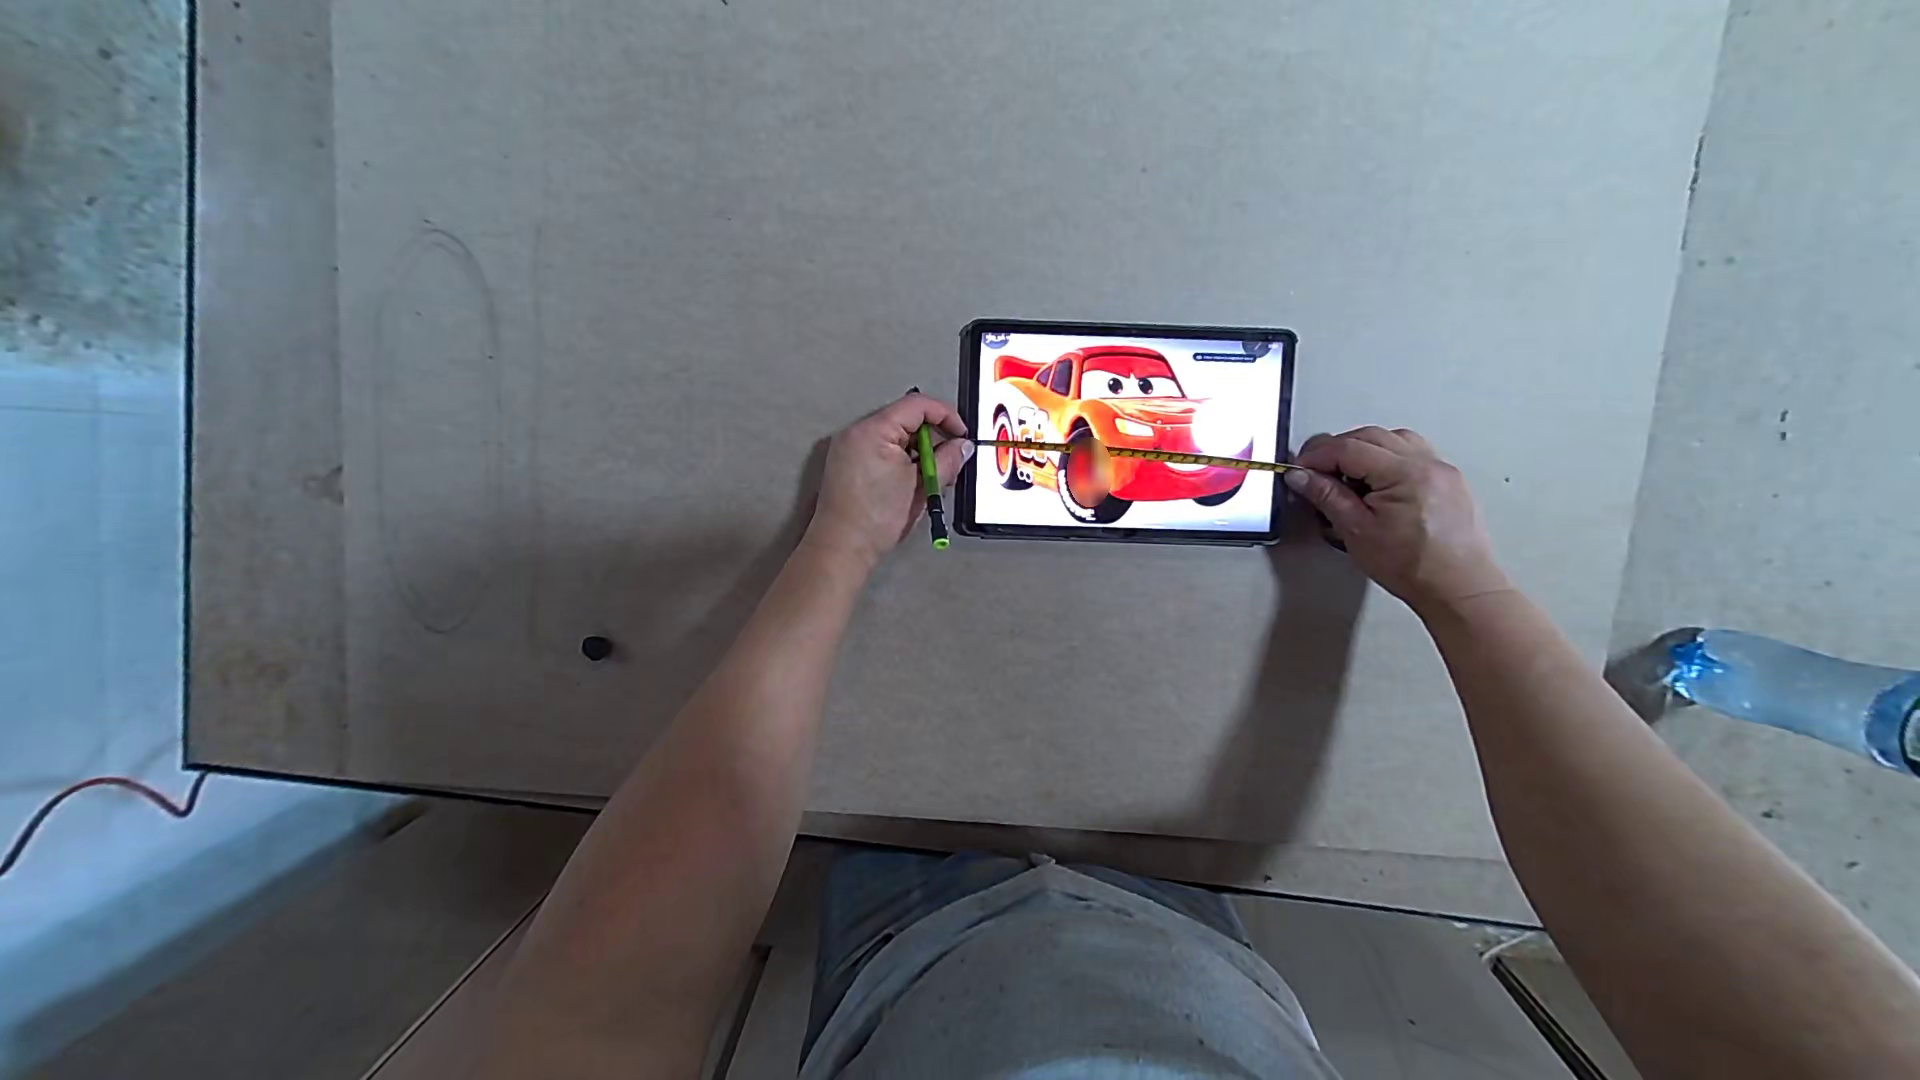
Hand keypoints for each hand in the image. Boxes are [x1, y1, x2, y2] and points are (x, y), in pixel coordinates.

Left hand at [803, 391, 972, 568]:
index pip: (916, 405)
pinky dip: (901, 460)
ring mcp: (849, 448)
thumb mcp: (921, 486)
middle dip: (932, 437)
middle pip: (905, 419)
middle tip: (950, 461)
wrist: (842, 549)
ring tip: (929, 479)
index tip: (961, 434)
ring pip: (895, 436)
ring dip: (918, 451)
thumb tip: (962, 446)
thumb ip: (947, 460)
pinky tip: (912, 483)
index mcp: (873, 430)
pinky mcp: (847, 464)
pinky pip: (881, 450)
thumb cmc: (875, 520)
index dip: (945, 415)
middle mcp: (856, 432)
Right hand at [1283, 426, 1511, 613]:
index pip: (1349, 448)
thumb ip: (1326, 496)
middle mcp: (1428, 464)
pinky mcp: (1446, 481)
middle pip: (1370, 437)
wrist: (1457, 588)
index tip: (1298, 469)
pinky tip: (1372, 480)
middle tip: (1312, 471)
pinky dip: (1384, 457)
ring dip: (1361, 450)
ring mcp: (1441, 470)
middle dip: (1335, 449)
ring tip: (1343, 477)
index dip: (1317, 455)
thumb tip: (1302, 476)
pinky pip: (1411, 452)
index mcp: (1406, 473)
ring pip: (1391, 440)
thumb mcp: (1355, 531)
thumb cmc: (1414, 567)